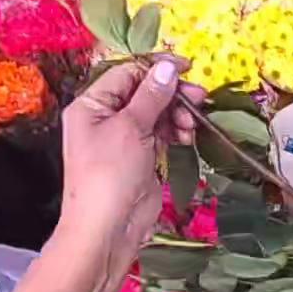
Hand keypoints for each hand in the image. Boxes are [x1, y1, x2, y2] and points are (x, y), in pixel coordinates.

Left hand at [57, 59, 206, 260]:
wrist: (109, 224)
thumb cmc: (111, 172)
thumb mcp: (131, 128)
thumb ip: (151, 96)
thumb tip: (168, 67)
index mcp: (92, 105)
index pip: (127, 73)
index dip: (157, 69)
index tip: (187, 69)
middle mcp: (107, 116)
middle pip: (146, 92)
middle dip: (173, 95)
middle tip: (200, 98)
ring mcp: (126, 136)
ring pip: (159, 112)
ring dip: (179, 114)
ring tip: (192, 126)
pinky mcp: (143, 153)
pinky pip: (164, 132)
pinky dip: (177, 131)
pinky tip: (187, 137)